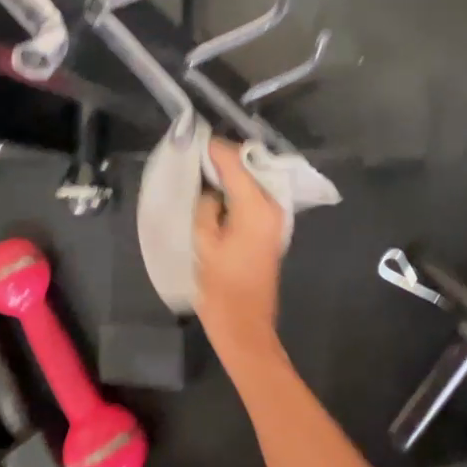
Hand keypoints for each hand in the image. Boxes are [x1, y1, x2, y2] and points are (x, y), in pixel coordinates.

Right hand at [193, 138, 286, 365]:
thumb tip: (208, 187)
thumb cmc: (220, 288)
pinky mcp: (272, 228)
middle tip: (192, 155)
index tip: (190, 139)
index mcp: (256, 207)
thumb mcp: (202, 241)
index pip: (234, 161)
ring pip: (250, 180)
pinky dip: (235, 190)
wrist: (245, 327)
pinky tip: (214, 194)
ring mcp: (276, 217)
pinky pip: (253, 197)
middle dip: (220, 159)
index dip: (212, 148)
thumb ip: (205, 204)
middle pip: (247, 166)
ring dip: (228, 175)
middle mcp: (273, 206)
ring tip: (199, 172)